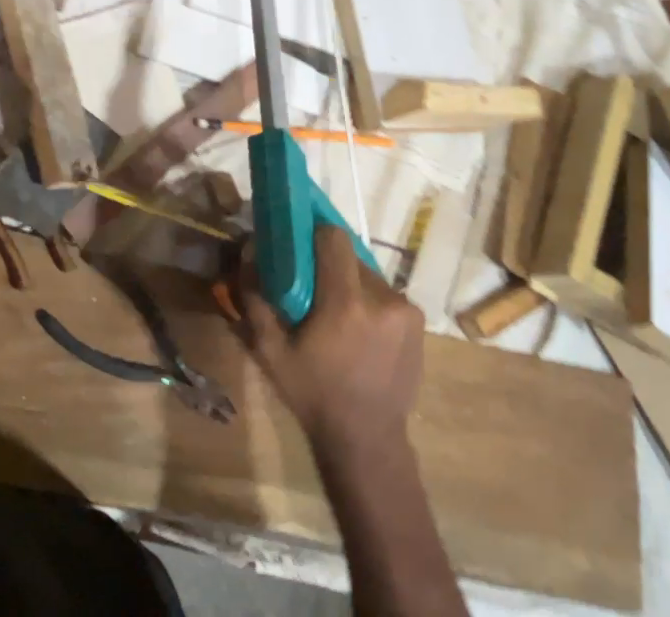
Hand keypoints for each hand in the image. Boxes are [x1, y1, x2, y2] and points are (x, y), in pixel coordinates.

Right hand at [238, 224, 424, 445]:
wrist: (366, 438)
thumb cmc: (312, 393)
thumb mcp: (269, 349)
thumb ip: (256, 296)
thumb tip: (250, 251)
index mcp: (347, 303)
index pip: (334, 238)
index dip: (312, 232)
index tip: (295, 241)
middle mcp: (384, 298)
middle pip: (351, 255)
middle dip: (327, 263)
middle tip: (306, 284)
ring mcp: (407, 311)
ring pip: (369, 275)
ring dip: (347, 283)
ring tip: (330, 311)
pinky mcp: (419, 324)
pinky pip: (385, 295)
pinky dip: (367, 301)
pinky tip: (354, 329)